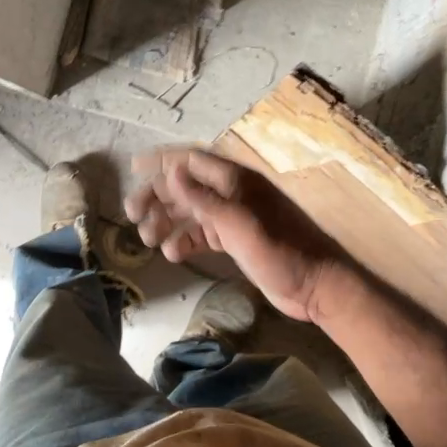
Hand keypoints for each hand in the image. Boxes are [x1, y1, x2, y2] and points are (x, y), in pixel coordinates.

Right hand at [123, 148, 344, 322]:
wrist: (315, 287)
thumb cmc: (279, 250)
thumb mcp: (237, 223)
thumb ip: (201, 198)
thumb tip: (170, 171)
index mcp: (234, 180)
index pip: (191, 160)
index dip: (162, 160)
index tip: (133, 166)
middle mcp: (231, 193)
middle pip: (184, 186)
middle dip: (157, 197)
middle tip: (131, 213)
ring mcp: (233, 218)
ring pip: (190, 212)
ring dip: (167, 221)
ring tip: (147, 239)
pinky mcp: (234, 241)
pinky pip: (201, 235)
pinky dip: (184, 241)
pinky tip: (172, 254)